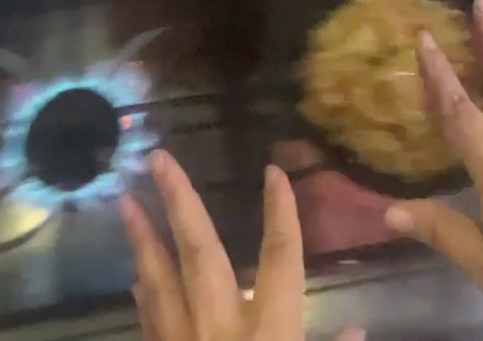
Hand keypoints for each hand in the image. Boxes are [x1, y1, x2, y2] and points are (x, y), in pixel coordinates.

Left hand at [120, 149, 362, 340]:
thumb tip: (355, 331)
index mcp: (269, 336)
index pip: (281, 261)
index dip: (282, 214)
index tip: (275, 171)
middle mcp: (220, 331)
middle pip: (201, 253)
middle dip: (180, 203)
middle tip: (158, 159)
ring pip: (159, 280)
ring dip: (143, 238)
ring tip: (127, 199)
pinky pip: (151, 320)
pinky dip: (144, 290)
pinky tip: (136, 271)